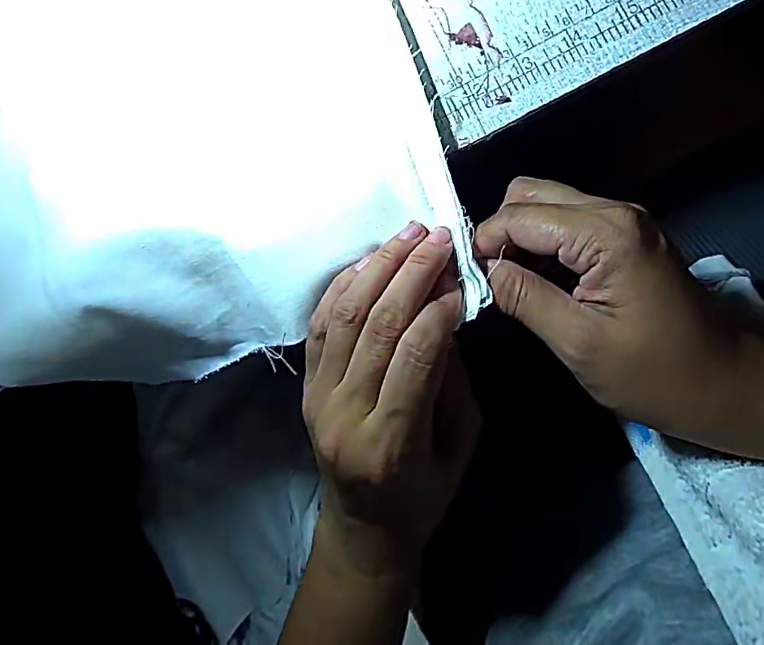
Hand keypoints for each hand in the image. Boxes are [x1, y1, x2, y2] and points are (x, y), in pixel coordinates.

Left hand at [302, 222, 479, 582]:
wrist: (363, 529)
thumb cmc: (422, 494)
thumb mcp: (458, 446)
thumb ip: (451, 380)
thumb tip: (443, 309)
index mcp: (390, 444)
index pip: (414, 356)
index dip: (438, 310)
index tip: (458, 279)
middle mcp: (345, 415)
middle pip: (377, 326)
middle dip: (411, 272)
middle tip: (438, 237)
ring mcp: (317, 397)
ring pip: (345, 315)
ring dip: (379, 266)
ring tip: (408, 234)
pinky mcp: (304, 384)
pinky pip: (320, 322)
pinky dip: (345, 284)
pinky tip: (370, 259)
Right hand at [474, 178, 763, 448]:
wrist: (733, 385)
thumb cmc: (658, 374)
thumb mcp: (580, 345)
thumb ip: (524, 298)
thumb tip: (482, 269)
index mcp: (605, 233)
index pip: (520, 216)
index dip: (486, 242)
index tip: (471, 278)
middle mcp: (613, 211)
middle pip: (530, 193)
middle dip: (502, 230)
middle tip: (492, 277)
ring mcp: (622, 219)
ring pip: (546, 203)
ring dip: (522, 236)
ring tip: (513, 282)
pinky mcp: (625, 233)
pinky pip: (567, 220)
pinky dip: (543, 242)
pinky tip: (541, 279)